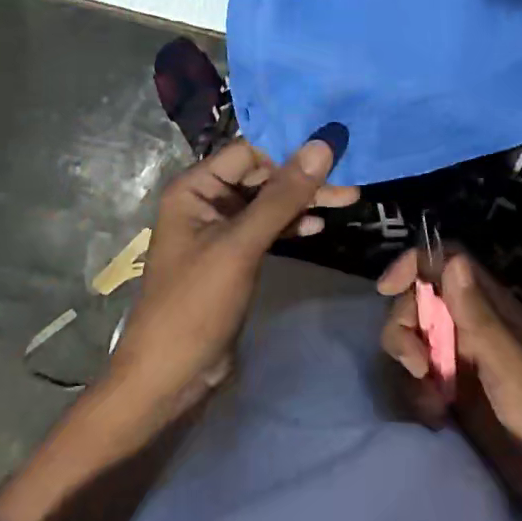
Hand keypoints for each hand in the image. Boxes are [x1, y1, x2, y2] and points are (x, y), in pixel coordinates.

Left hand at [111, 133, 357, 404]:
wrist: (171, 373)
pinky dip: (291, 224)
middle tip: (350, 182)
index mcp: (195, 188)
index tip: (335, 150)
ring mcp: (219, 229)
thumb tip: (321, 146)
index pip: (248, 152)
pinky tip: (317, 225)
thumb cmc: (196, 303)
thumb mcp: (241, 246)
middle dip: (302, 178)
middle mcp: (205, 201)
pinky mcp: (233, 255)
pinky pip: (266, 228)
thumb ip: (281, 197)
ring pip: (267, 202)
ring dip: (303, 201)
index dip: (289, 149)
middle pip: (261, 176)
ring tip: (348, 199)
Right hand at [378, 251, 521, 515]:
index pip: (447, 264)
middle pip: (417, 302)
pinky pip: (414, 381)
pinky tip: (435, 419)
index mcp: (492, 310)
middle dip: (403, 329)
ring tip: (432, 406)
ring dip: (408, 370)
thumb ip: (481, 319)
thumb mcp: (514, 369)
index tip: (388, 288)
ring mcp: (458, 361)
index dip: (415, 265)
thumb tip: (453, 262)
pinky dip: (415, 397)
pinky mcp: (451, 394)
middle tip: (417, 366)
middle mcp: (470, 327)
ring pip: (410, 342)